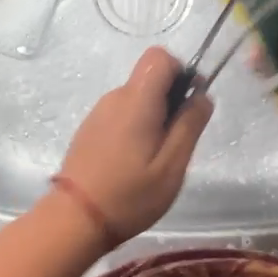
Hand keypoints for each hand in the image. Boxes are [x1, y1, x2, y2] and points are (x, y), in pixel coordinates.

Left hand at [56, 48, 214, 240]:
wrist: (75, 220)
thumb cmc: (129, 195)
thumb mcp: (172, 165)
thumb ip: (190, 125)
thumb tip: (202, 94)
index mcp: (136, 100)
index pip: (159, 56)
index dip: (180, 72)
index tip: (188, 104)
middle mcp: (115, 98)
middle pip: (149, 79)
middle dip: (169, 102)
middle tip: (175, 143)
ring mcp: (98, 113)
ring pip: (136, 99)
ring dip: (152, 118)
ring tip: (154, 160)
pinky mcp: (90, 129)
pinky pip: (121, 115)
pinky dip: (135, 129)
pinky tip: (133, 164)